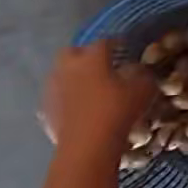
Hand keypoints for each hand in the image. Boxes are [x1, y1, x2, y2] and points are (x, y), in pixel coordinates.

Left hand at [39, 40, 154, 145]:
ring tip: (89, 88)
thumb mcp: (143, 90)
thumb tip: (139, 70)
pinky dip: (66, 99)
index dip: (116, 43)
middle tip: (100, 65)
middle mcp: (68, 66)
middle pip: (73, 52)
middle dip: (85, 55)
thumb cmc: (117, 111)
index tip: (125, 47)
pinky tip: (78, 109)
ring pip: (61, 74)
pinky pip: (57, 97)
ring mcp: (52, 88)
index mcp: (92, 57)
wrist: (87, 146)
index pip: (105, 42)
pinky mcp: (45, 110)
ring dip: (73, 77)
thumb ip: (142, 75)